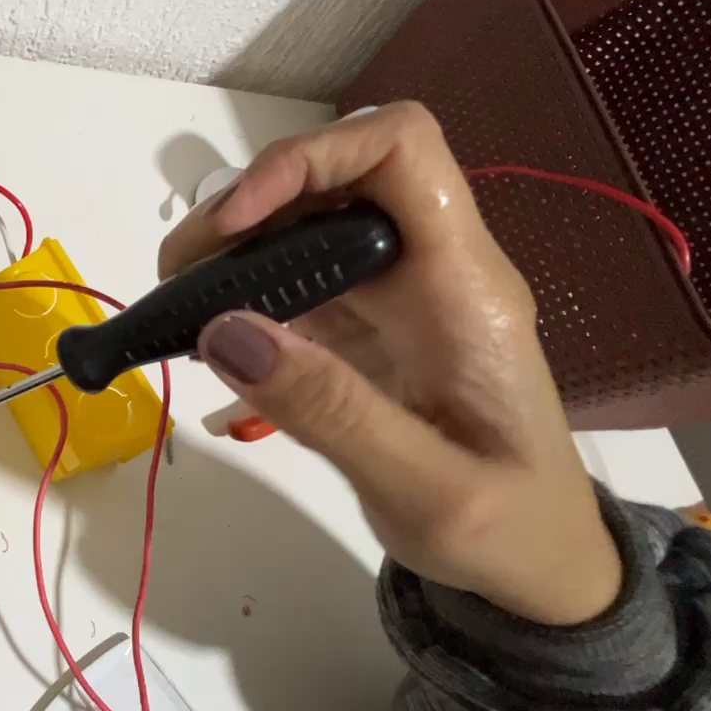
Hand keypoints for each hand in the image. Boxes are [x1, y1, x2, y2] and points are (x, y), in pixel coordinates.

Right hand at [159, 102, 619, 625]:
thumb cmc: (507, 529)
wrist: (534, 561)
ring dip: (224, 249)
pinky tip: (201, 334)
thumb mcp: (428, 492)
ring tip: (176, 308)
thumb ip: (329, 411)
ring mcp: (385, 292)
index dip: (305, 161)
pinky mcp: (354, 323)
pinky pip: (284, 276)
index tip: (234, 224)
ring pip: (294, 223)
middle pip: (325, 180)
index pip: (397, 149)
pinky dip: (231, 290)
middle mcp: (423, 266)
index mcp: (461, 284)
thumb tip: (223, 331)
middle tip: (176, 281)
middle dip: (238, 210)